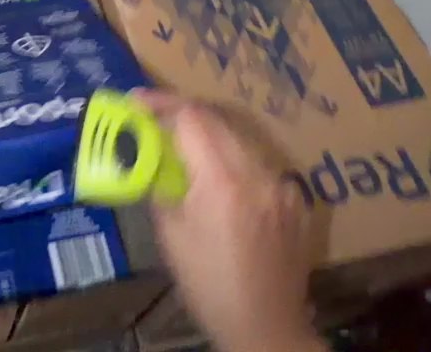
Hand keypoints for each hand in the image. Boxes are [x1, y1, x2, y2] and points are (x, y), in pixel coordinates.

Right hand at [135, 89, 324, 351]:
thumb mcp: (170, 235)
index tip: (134, 102)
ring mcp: (281, 185)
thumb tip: (147, 155)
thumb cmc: (209, 285)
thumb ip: (159, 184)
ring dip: (210, 137)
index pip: (189, 117)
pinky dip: (237, 164)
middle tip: (154, 121)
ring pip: (239, 139)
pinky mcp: (296, 200)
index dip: (159, 103)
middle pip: (215, 120)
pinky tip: (225, 186)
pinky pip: (260, 165)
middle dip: (182, 114)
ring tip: (185, 151)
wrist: (267, 330)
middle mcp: (256, 172)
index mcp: (221, 180)